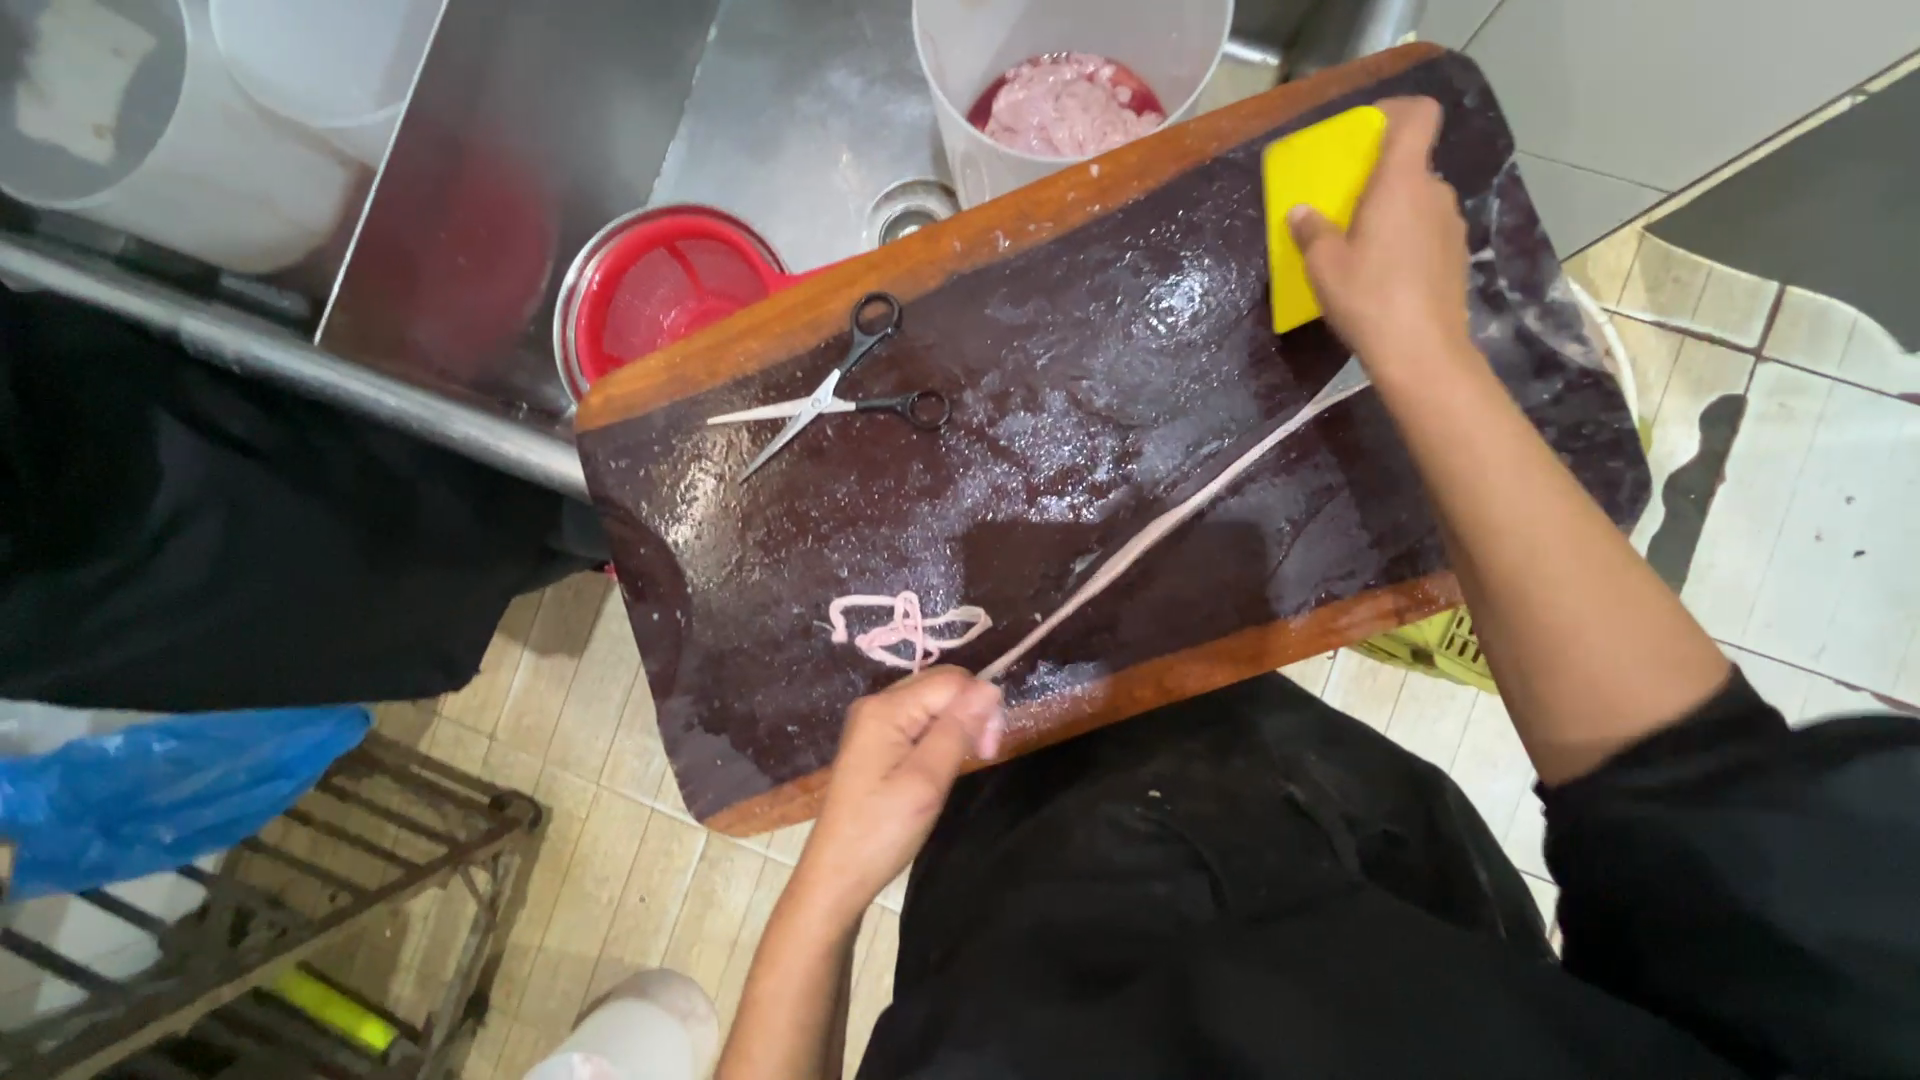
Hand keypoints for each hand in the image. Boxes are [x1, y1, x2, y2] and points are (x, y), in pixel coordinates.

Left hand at [789, 667, 1004, 924]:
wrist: (836, 874)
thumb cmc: (881, 832)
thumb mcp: (927, 781)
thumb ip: (957, 729)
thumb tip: (990, 686)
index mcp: (886, 708)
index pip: (952, 680)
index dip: (980, 707)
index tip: (988, 751)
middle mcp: (876, 704)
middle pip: (941, 685)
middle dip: (970, 712)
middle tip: (981, 756)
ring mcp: (872, 722)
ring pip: (932, 702)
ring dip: (957, 724)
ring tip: (961, 764)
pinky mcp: (874, 740)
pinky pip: (917, 720)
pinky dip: (939, 734)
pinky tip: (940, 764)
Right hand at [1288, 97, 1472, 376]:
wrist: (1422, 351)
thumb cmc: (1368, 298)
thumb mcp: (1323, 266)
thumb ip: (1311, 232)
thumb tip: (1301, 211)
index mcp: (1402, 183)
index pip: (1417, 117)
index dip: (1395, 110)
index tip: (1364, 129)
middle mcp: (1434, 193)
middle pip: (1410, 165)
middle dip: (1378, 179)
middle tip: (1343, 209)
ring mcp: (1451, 224)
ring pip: (1417, 202)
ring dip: (1391, 214)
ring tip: (1360, 250)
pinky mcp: (1456, 255)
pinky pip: (1425, 231)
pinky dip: (1404, 240)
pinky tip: (1383, 276)